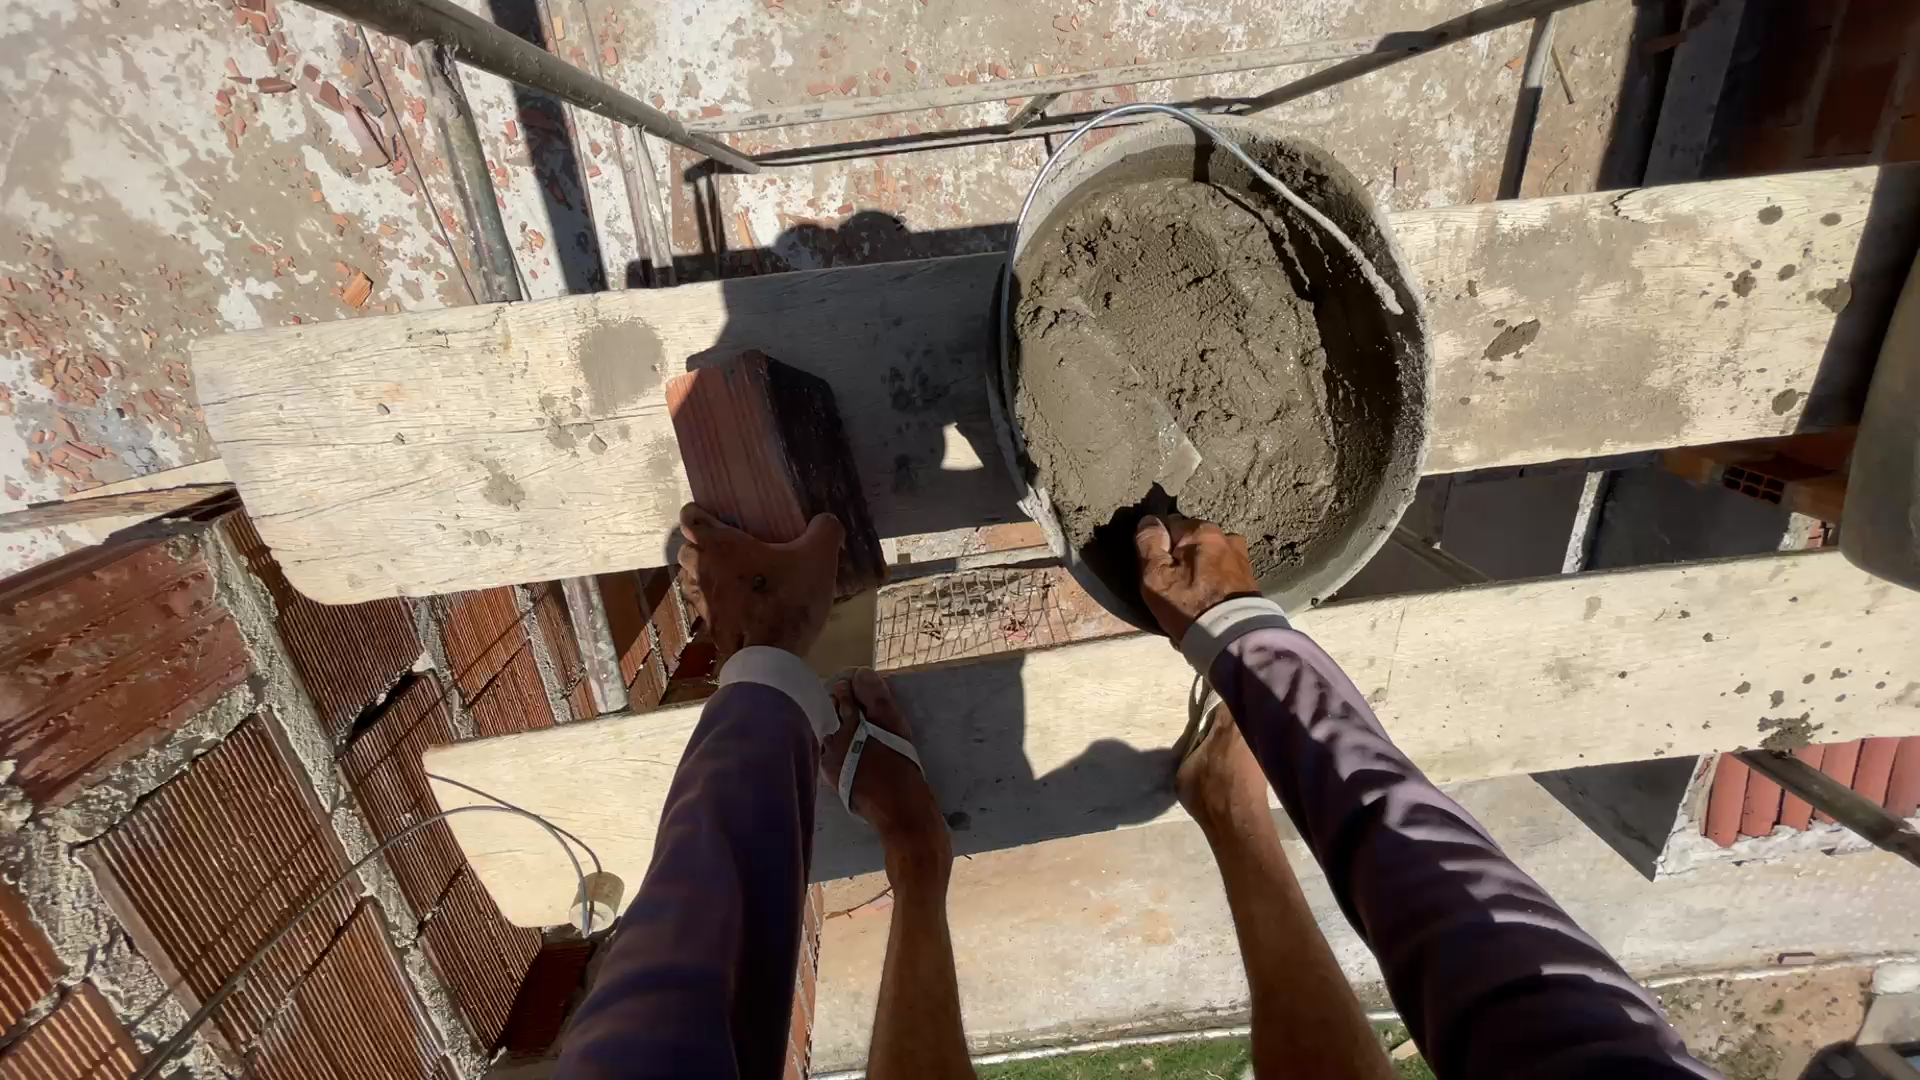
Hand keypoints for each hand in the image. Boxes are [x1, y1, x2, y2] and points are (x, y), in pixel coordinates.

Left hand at [675, 503, 843, 659]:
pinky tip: (741, 606)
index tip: (714, 514)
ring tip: (733, 577)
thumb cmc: (788, 598)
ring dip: (706, 575)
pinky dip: (718, 603)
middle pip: (687, 550)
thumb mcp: (819, 557)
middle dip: (701, 546)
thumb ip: (824, 530)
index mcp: (721, 546)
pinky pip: (707, 608)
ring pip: (692, 580)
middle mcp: (703, 571)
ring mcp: (703, 602)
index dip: (698, 513)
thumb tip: (826, 521)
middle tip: (730, 547)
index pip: (690, 518)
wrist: (773, 659)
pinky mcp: (712, 628)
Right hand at [1134, 514, 1260, 642]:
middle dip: (1179, 557)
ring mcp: (1241, 556)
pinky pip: (1220, 571)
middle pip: (1189, 541)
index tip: (1156, 572)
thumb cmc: (1189, 605)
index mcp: (1202, 530)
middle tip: (1172, 587)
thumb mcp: (1155, 575)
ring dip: (1197, 568)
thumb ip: (1149, 542)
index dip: (1157, 548)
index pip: (1167, 526)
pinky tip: (1207, 599)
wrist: (1233, 638)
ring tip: (1191, 595)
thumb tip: (1148, 520)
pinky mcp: (1250, 576)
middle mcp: (1226, 535)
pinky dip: (1212, 580)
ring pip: (1206, 556)